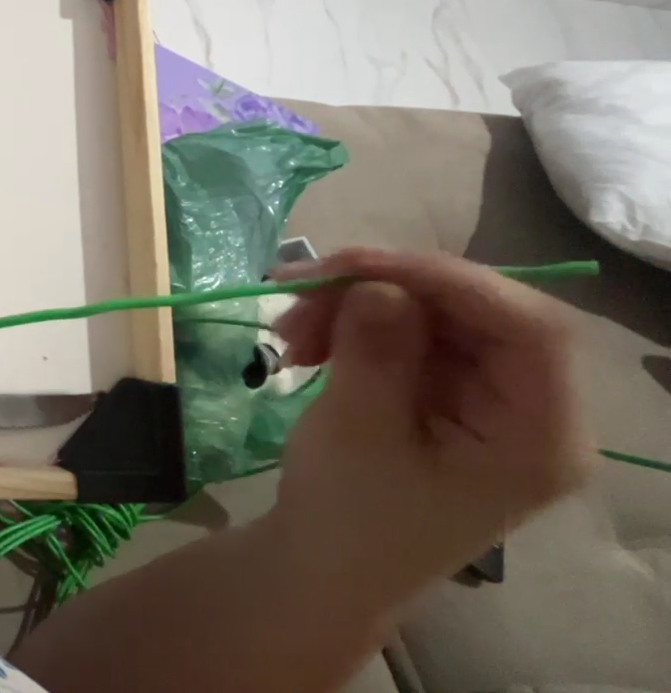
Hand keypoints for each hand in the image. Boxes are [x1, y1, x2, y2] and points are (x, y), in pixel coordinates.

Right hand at [265, 248, 592, 609]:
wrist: (325, 561)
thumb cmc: (348, 510)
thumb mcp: (356, 430)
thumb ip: (376, 352)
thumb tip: (378, 284)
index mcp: (538, 432)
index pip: (525, 326)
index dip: (444, 278)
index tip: (349, 264)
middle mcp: (530, 407)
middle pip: (473, 312)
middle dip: (378, 289)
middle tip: (294, 294)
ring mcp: (486, 399)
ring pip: (430, 315)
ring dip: (351, 307)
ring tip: (286, 332)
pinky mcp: (444, 394)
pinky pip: (405, 335)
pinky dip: (349, 326)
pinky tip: (303, 344)